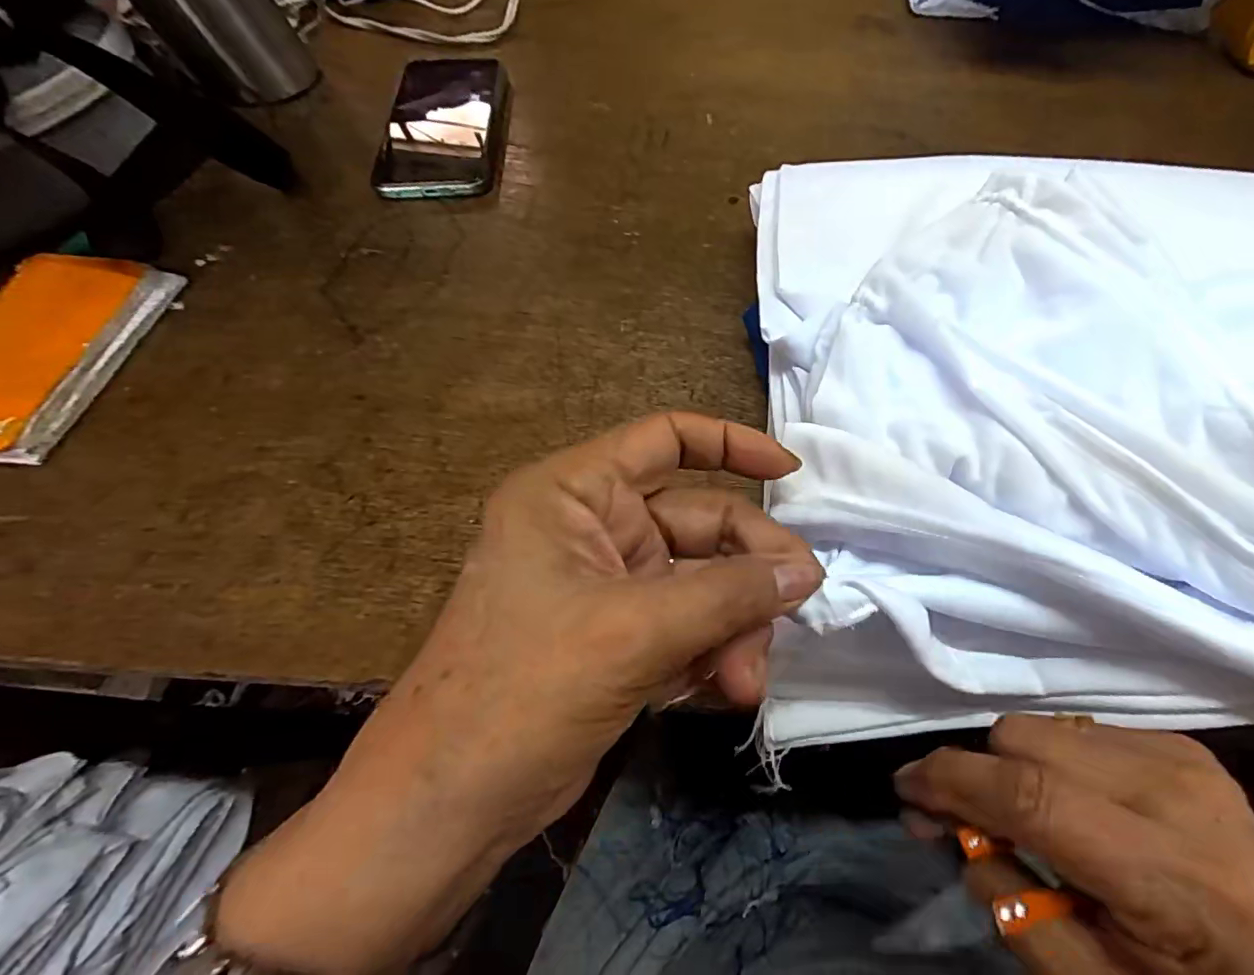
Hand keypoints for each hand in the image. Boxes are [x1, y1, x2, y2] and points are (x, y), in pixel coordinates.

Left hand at [216, 414, 822, 972]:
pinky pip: (695, 623)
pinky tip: (722, 690)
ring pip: (708, 582)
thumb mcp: (636, 631)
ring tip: (746, 680)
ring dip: (737, 626)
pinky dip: (716, 651)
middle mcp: (595, 530)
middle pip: (704, 524)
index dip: (733, 445)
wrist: (445, 815)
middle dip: (749, 573)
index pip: (667, 438)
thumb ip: (731, 594)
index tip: (791, 474)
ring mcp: (612, 587)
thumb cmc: (522, 693)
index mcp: (575, 495)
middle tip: (796, 605)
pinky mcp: (624, 638)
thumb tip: (808, 572)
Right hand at [895, 715, 1253, 974]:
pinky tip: (1074, 806)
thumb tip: (956, 829)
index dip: (957, 782)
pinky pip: (1089, 731)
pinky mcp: (1188, 745)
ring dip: (1021, 765)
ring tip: (1020, 815)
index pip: (1034, 796)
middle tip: (962, 819)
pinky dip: (1061, 762)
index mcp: (1161, 867)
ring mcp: (1186, 757)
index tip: (906, 785)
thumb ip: (1015, 906)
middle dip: (984, 773)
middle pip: (1034, 739)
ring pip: (1054, 726)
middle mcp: (1174, 788)